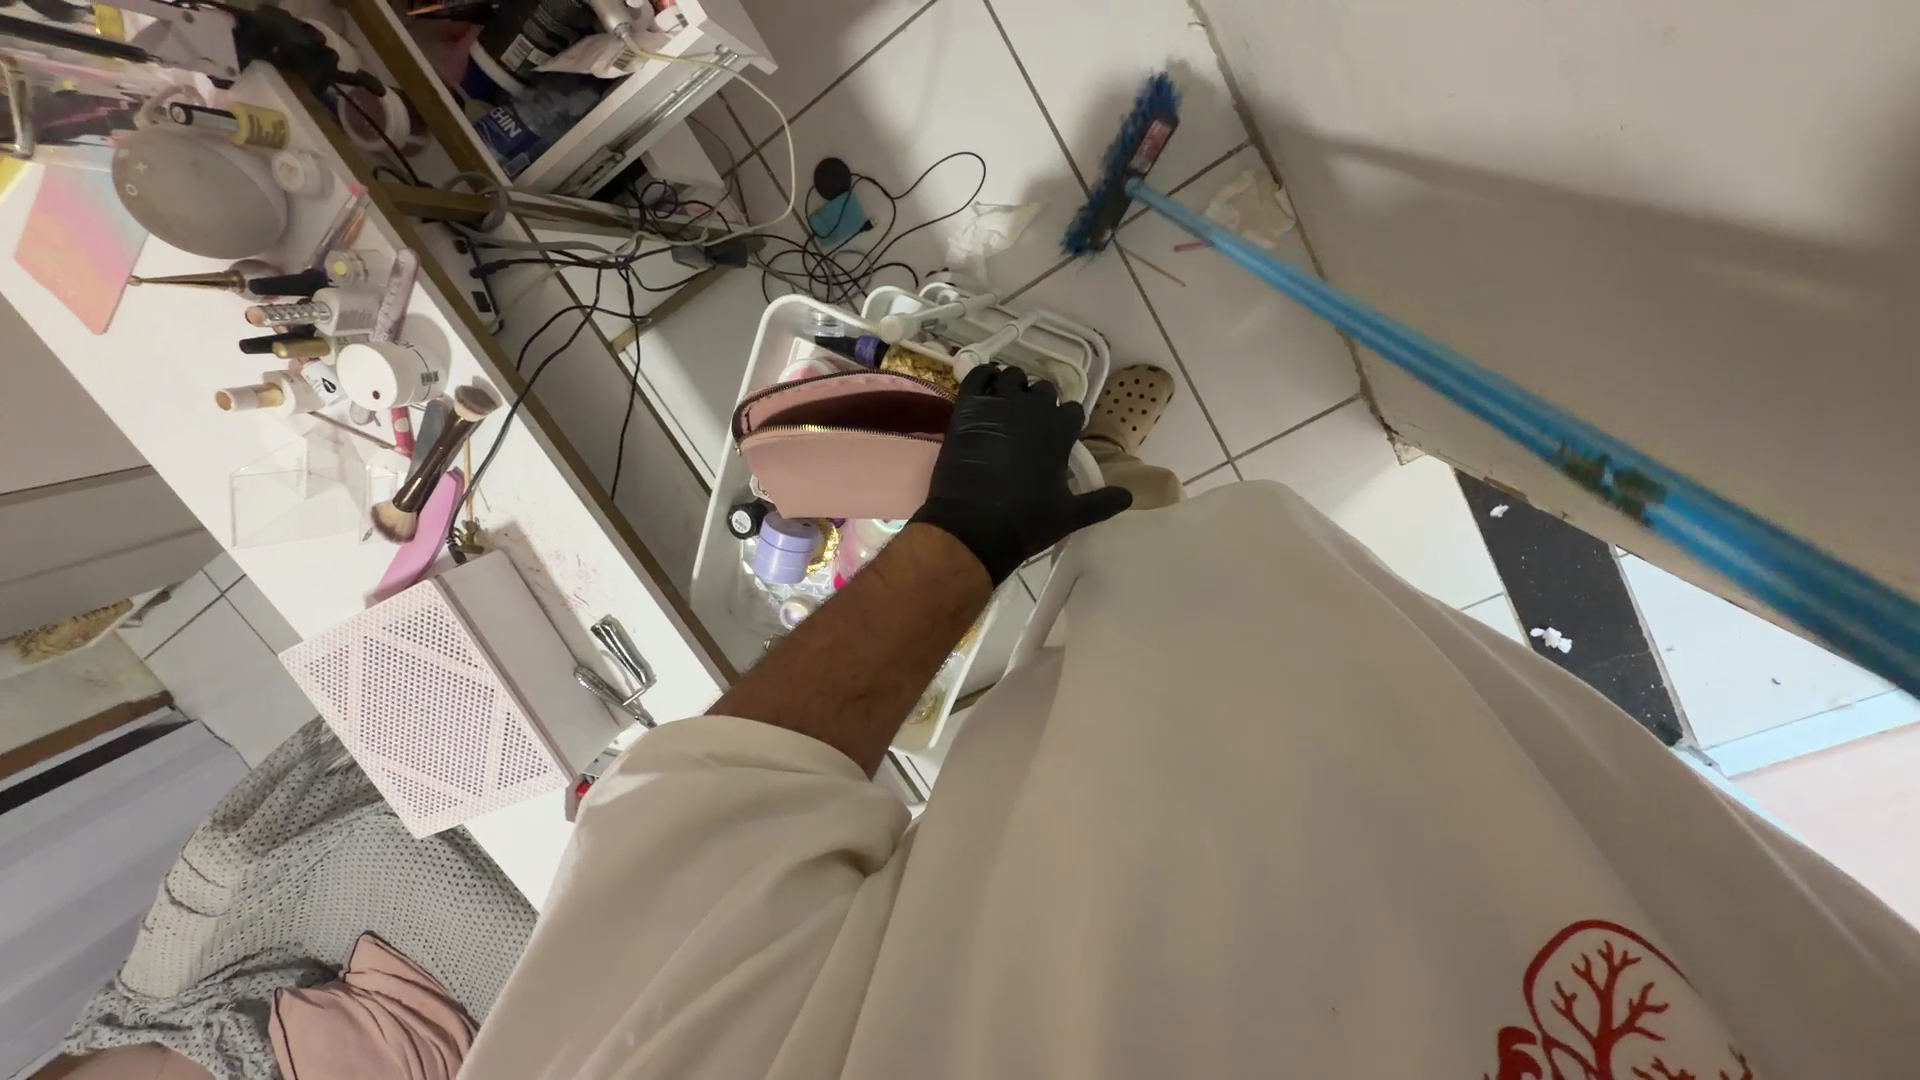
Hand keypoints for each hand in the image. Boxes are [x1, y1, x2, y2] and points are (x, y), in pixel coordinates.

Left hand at [911, 364, 1132, 583]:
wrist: (973, 525)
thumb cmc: (1026, 521)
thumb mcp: (1071, 516)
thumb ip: (1101, 503)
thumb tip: (1128, 496)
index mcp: (1060, 429)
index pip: (1072, 410)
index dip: (1065, 423)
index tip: (1058, 438)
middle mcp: (1033, 408)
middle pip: (1043, 390)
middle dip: (1040, 403)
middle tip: (1029, 425)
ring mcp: (999, 404)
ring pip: (1013, 377)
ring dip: (1014, 388)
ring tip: (1006, 408)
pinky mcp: (968, 407)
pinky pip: (979, 375)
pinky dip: (985, 377)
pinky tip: (986, 391)